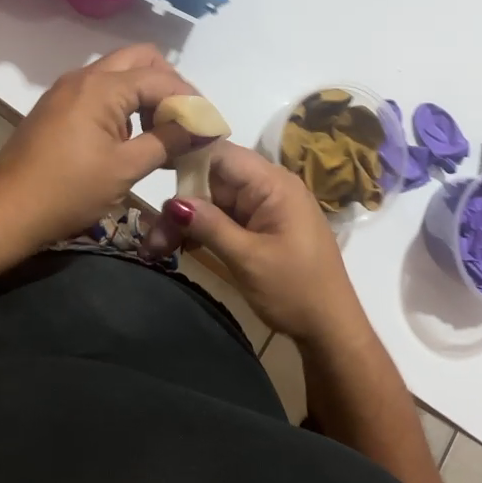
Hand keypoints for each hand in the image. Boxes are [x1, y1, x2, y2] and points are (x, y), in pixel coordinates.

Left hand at [0, 45, 194, 247]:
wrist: (3, 215)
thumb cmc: (67, 193)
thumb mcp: (125, 169)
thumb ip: (168, 142)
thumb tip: (203, 128)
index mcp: (102, 87)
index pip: (161, 79)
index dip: (192, 101)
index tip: (211, 128)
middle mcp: (85, 77)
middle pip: (142, 60)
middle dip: (170, 86)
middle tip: (187, 121)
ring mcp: (68, 89)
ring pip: (122, 73)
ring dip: (148, 94)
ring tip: (165, 133)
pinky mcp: (59, 106)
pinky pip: (103, 89)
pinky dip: (127, 103)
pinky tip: (136, 137)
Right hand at [164, 143, 365, 344]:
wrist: (331, 327)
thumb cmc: (295, 290)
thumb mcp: (248, 259)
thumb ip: (210, 226)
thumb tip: (172, 201)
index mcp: (274, 184)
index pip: (222, 154)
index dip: (186, 155)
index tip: (150, 165)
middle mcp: (270, 186)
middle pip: (214, 179)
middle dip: (180, 203)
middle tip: (151, 238)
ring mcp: (267, 206)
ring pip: (216, 200)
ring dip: (187, 220)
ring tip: (156, 249)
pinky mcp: (263, 226)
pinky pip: (227, 216)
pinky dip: (204, 229)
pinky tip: (179, 247)